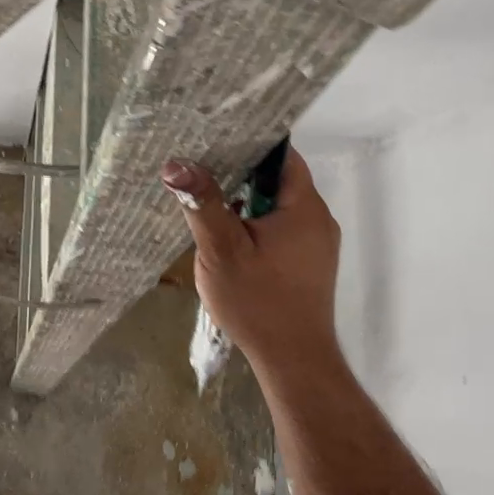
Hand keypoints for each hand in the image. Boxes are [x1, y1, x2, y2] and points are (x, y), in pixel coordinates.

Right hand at [160, 148, 341, 376]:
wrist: (293, 359)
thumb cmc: (258, 301)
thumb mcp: (221, 249)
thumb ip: (203, 204)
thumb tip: (176, 164)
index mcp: (304, 208)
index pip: (282, 156)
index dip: (250, 141)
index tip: (214, 135)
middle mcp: (317, 219)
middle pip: (278, 179)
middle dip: (240, 171)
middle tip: (198, 163)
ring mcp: (315, 243)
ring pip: (277, 205)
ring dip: (244, 199)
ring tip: (205, 195)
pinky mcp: (308, 262)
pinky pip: (280, 226)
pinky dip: (254, 221)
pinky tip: (225, 231)